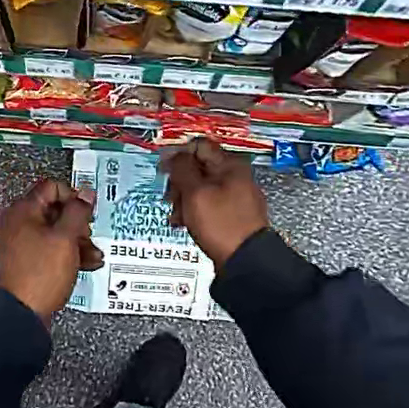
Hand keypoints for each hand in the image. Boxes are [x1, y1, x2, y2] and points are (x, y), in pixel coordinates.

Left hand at [0, 179, 103, 322]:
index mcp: (24, 210)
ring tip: (92, 254)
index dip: (73, 196)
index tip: (86, 210)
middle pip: (55, 210)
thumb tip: (85, 194)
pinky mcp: (28, 261)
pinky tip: (84, 263)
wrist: (22, 313)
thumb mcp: (66, 237)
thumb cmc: (39, 274)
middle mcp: (19, 223)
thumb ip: (78, 212)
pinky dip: (69, 253)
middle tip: (88, 234)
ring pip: (56, 231)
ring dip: (78, 240)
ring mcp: (22, 242)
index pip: (52, 187)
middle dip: (78, 223)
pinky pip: (52, 249)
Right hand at [163, 140, 269, 268]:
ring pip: (201, 187)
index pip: (199, 146)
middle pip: (199, 167)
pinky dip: (194, 210)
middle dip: (179, 182)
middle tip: (170, 196)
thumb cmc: (222, 225)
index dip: (178, 155)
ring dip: (184, 198)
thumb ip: (182, 169)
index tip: (164, 169)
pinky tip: (184, 222)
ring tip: (176, 214)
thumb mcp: (195, 193)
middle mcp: (235, 177)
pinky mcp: (232, 215)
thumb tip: (174, 153)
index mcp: (230, 165)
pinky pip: (208, 204)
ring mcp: (235, 196)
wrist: (244, 261)